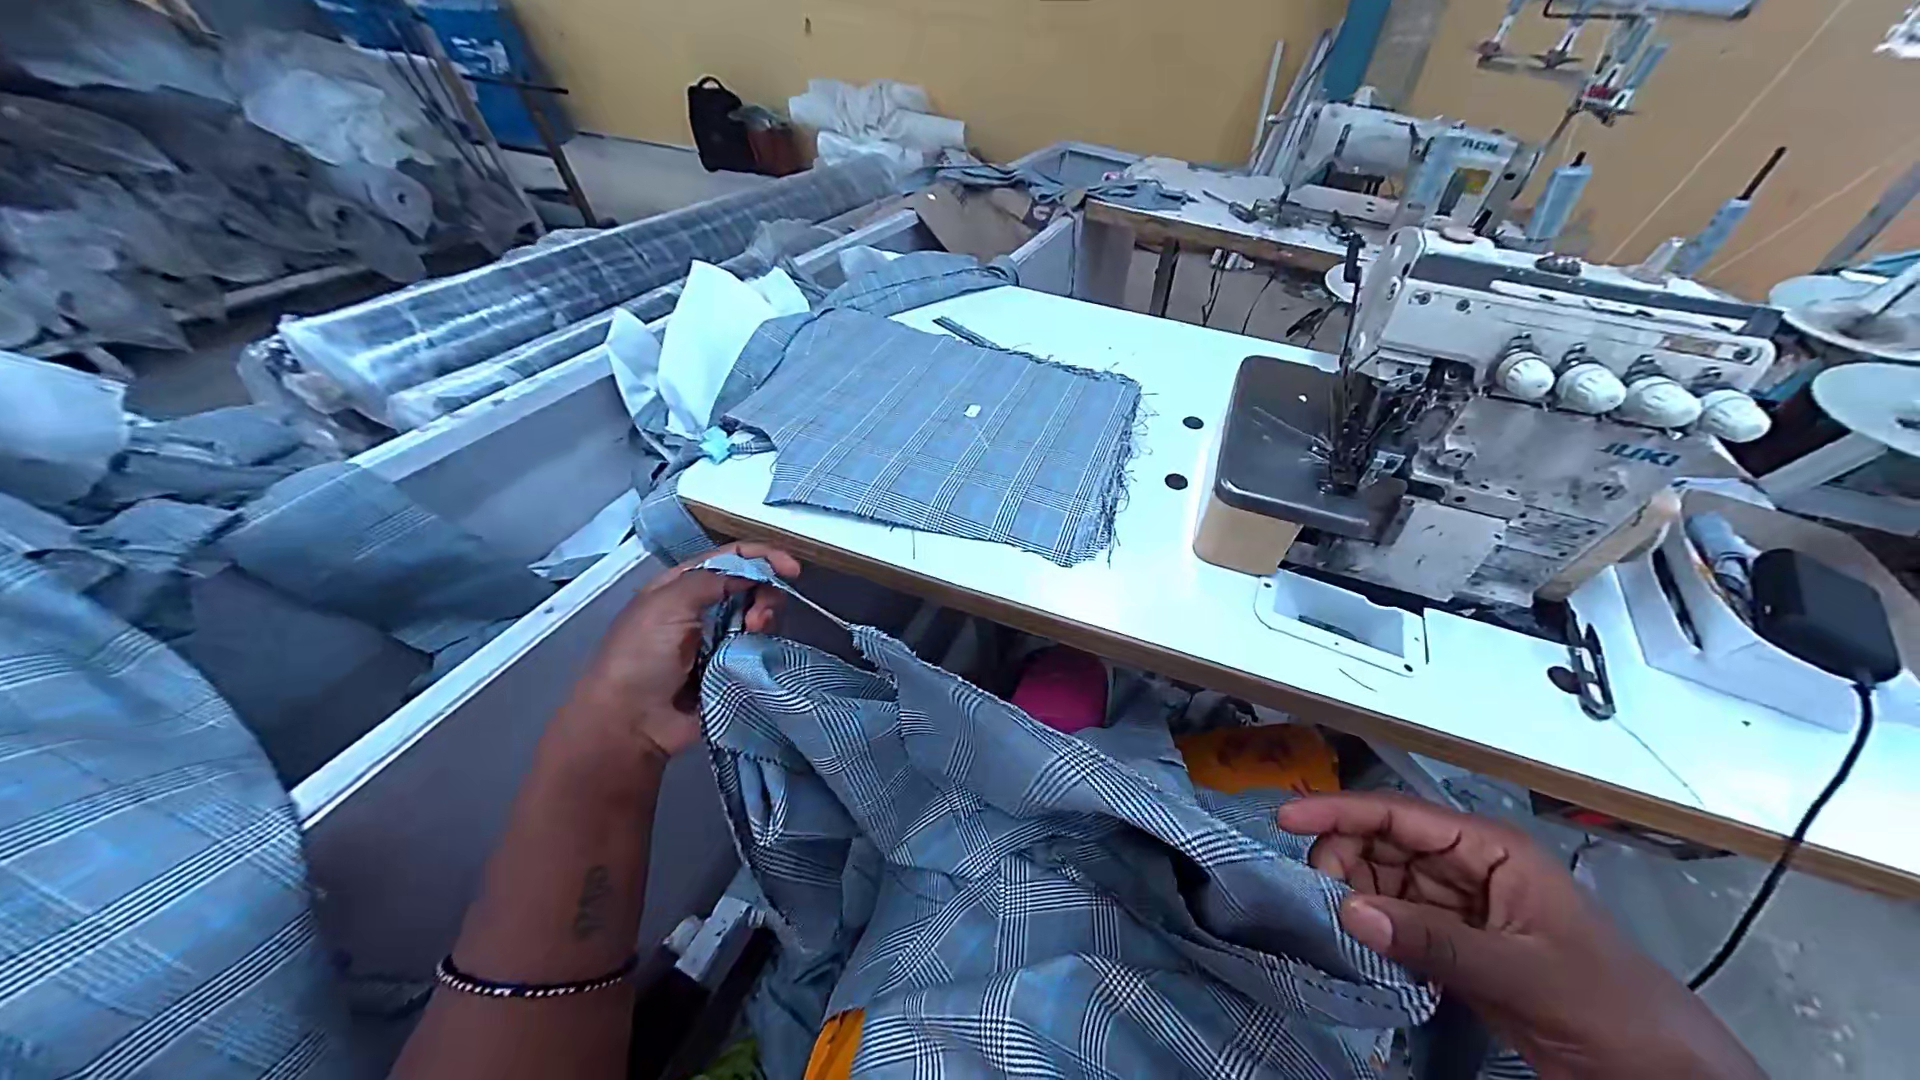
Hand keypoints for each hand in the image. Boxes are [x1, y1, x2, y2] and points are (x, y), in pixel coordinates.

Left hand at [567, 543, 800, 760]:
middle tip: (758, 617)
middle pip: (751, 584)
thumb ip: (712, 579)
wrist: (631, 722)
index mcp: (682, 585)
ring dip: (764, 618)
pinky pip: (758, 645)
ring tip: (754, 633)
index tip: (791, 569)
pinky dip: (763, 643)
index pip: (730, 558)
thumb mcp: (667, 604)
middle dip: (765, 592)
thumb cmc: (641, 656)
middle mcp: (703, 606)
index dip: (763, 557)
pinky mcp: (730, 665)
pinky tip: (754, 650)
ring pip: (758, 614)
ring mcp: (718, 637)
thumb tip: (753, 573)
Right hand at [1278, 793, 1762, 1079]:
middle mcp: (1465, 865)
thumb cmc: (1613, 1009)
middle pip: (1380, 842)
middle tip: (1319, 892)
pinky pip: (1392, 920)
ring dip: (1352, 894)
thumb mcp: (1525, 973)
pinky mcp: (1451, 941)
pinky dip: (1369, 926)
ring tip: (1336, 921)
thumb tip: (1347, 911)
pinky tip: (1358, 941)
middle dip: (1343, 858)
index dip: (1339, 810)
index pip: (1398, 814)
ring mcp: (1457, 904)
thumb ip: (1434, 941)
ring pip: (1379, 879)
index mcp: (1490, 849)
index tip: (1287, 818)